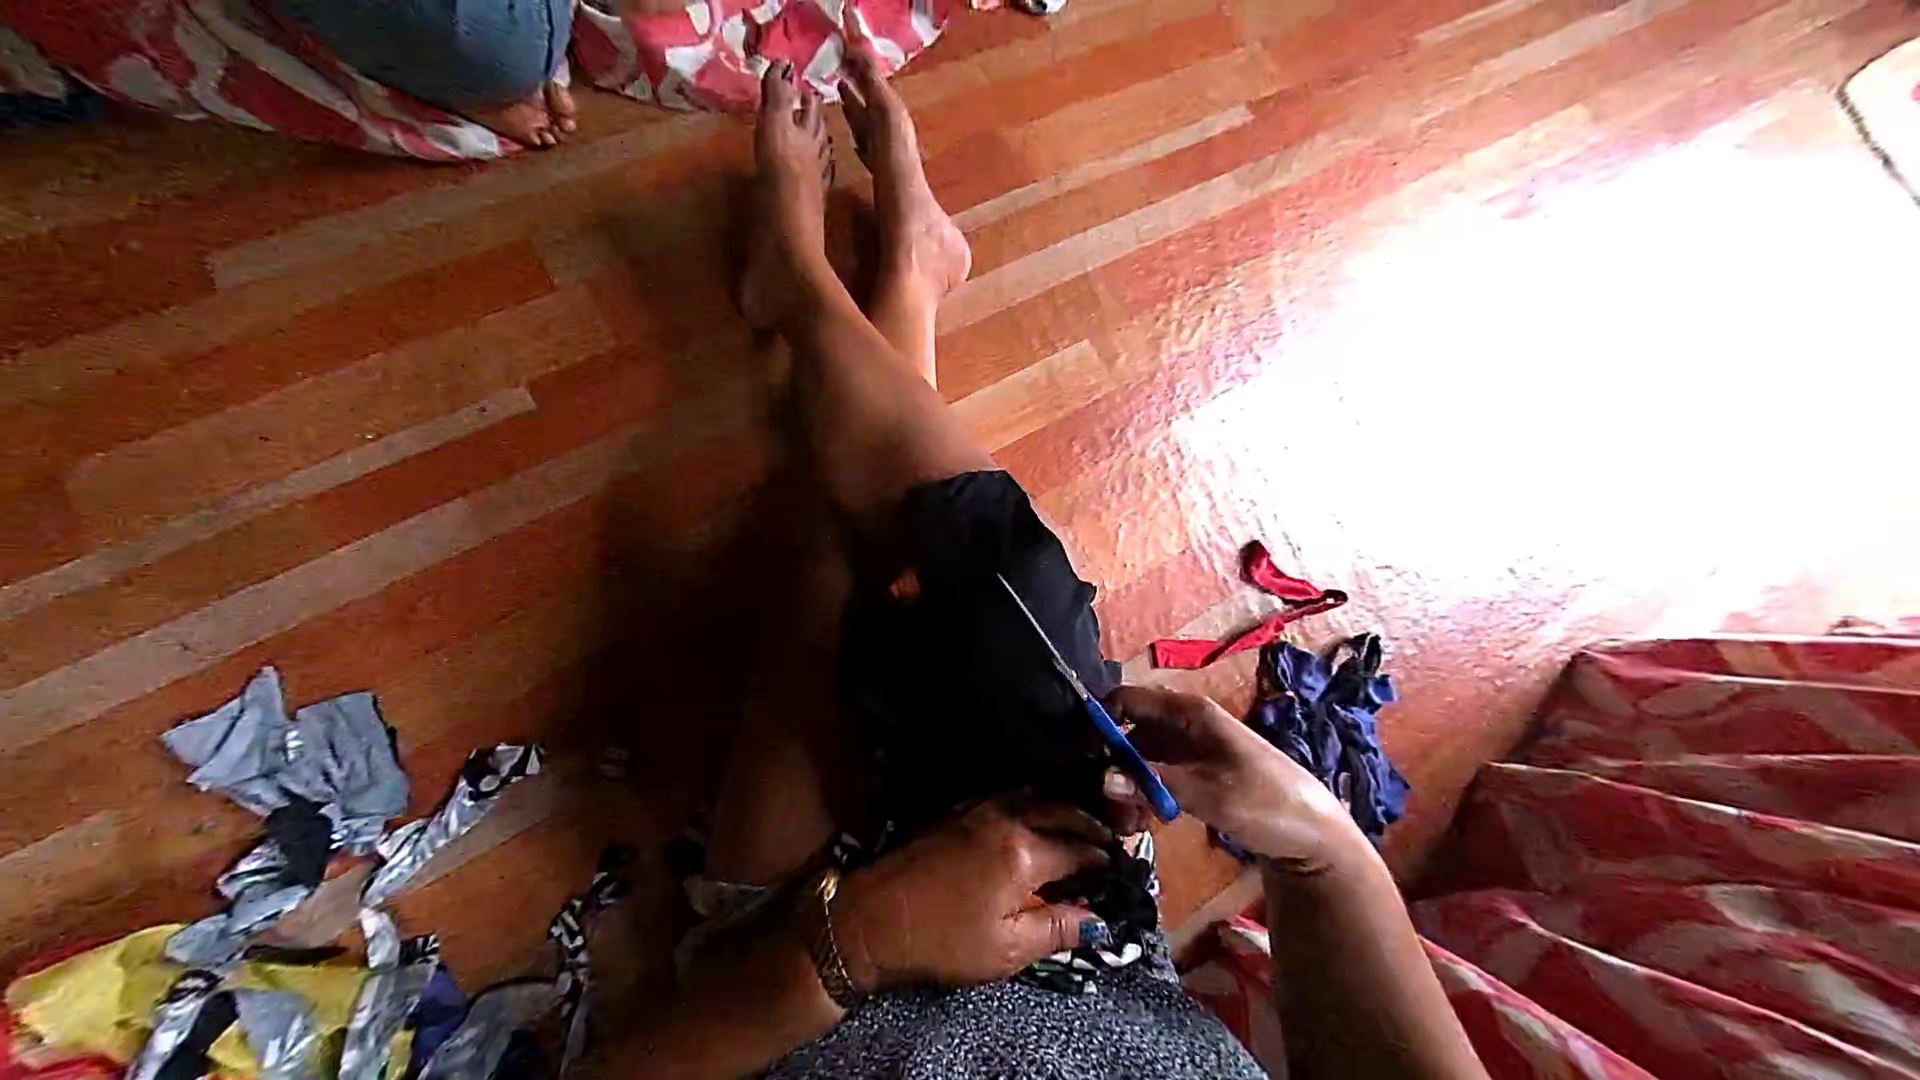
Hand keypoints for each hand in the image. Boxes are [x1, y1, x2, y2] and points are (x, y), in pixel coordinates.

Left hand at [832, 797, 1111, 990]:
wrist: (878, 914)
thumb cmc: (945, 940)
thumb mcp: (1007, 949)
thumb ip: (1057, 928)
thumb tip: (1097, 919)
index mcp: (1024, 853)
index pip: (1078, 850)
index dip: (1102, 861)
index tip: (1120, 868)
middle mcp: (1008, 818)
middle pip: (1062, 812)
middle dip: (1090, 825)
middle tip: (1109, 841)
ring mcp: (982, 808)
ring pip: (1036, 796)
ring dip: (1063, 808)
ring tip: (1080, 825)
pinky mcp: (962, 810)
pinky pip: (1010, 795)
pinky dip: (1033, 802)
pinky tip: (1035, 817)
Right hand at [1102, 685, 1366, 874]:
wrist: (1316, 838)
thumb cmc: (1267, 802)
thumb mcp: (1210, 794)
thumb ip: (1154, 784)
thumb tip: (1104, 777)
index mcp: (1188, 713)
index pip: (1127, 699)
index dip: (1100, 719)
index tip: (1083, 754)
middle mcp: (1183, 725)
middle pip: (1129, 732)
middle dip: (1113, 764)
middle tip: (1106, 803)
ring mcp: (1188, 750)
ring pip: (1139, 759)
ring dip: (1127, 787)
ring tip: (1127, 822)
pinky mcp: (1193, 775)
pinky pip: (1155, 778)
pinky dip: (1144, 796)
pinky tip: (1143, 823)